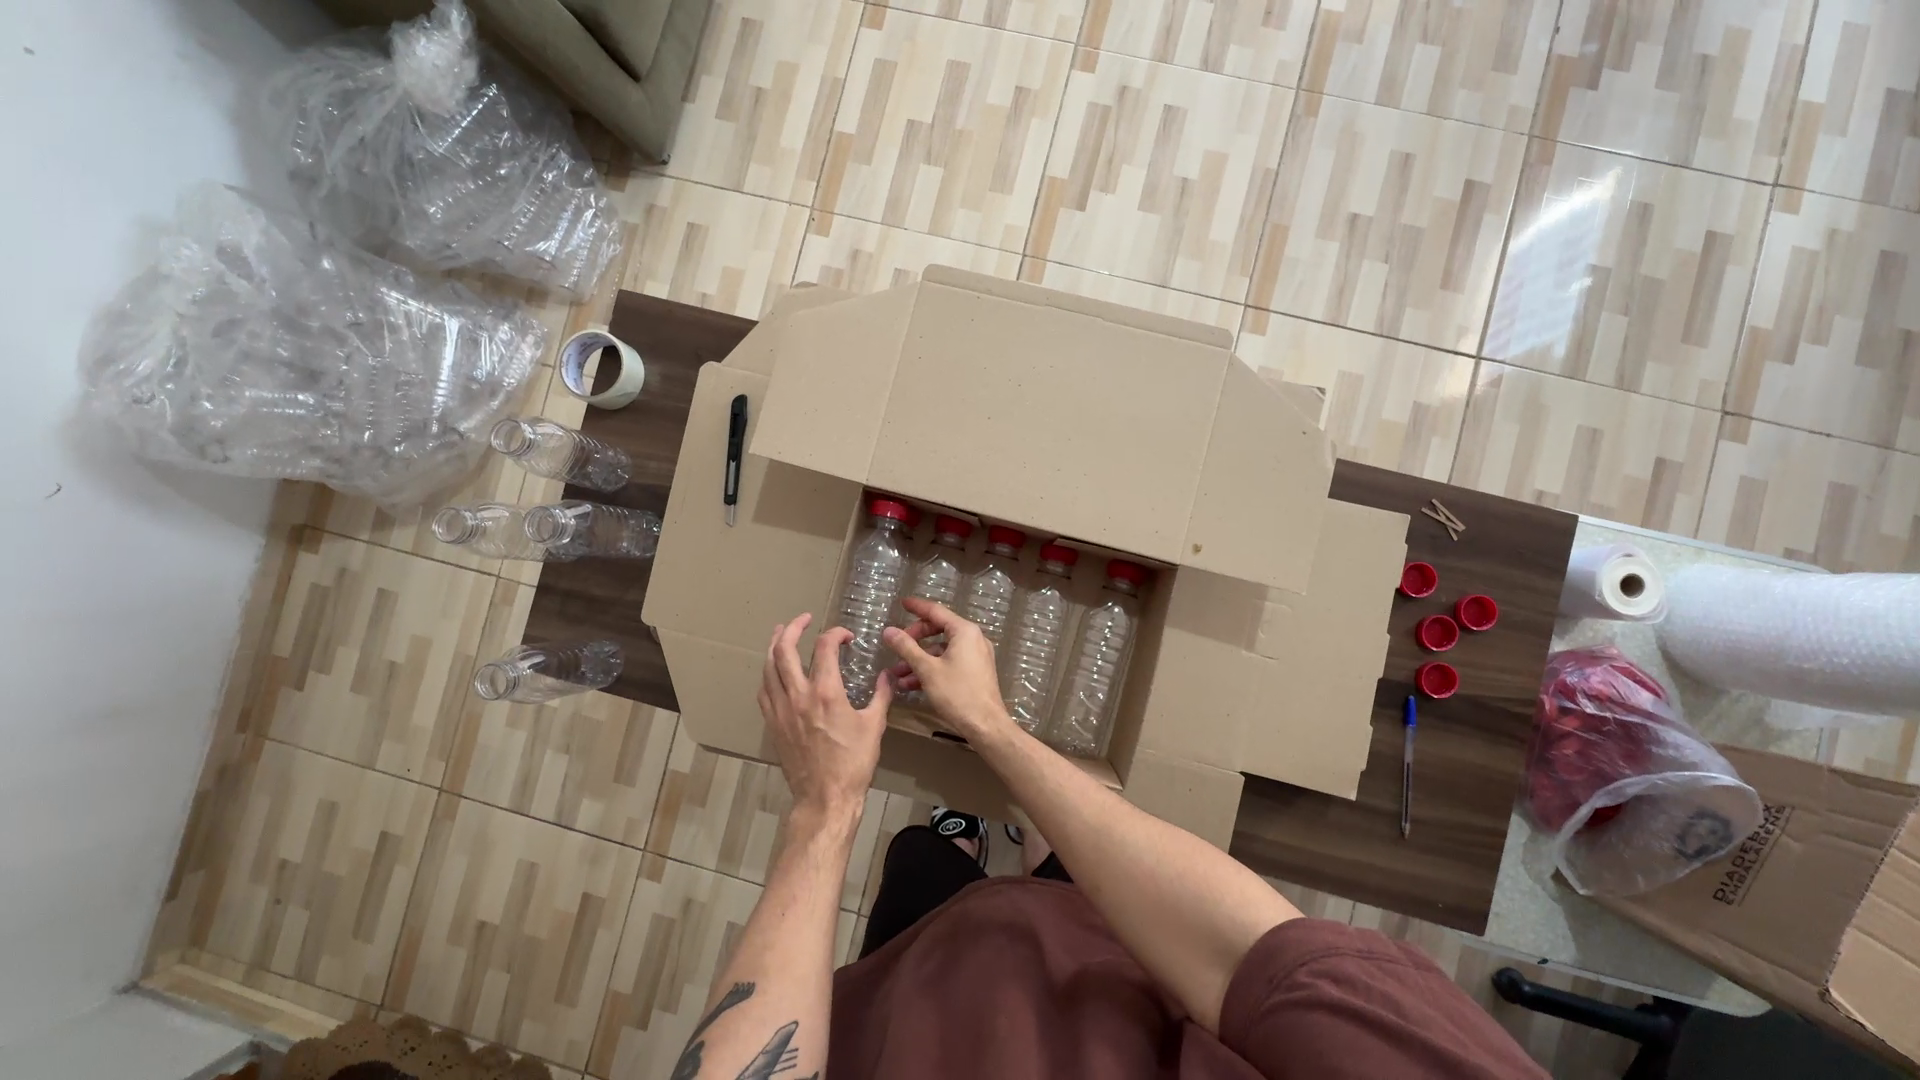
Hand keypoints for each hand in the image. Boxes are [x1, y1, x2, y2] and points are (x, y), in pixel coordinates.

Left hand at [758, 613, 891, 822]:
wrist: (825, 798)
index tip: (846, 637)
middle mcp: (798, 695)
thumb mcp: (874, 726)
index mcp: (826, 692)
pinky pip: (764, 690)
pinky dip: (768, 673)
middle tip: (803, 619)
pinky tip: (774, 670)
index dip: (835, 634)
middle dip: (793, 628)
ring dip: (774, 645)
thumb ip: (881, 695)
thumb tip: (887, 675)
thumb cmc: (853, 764)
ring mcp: (781, 710)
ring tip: (780, 633)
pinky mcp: (772, 724)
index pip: (824, 647)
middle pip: (784, 649)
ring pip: (768, 667)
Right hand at [882, 597, 1014, 744]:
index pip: (936, 611)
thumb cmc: (957, 693)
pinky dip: (931, 669)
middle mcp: (973, 639)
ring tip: (897, 674)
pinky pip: (949, 663)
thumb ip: (907, 648)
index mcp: (964, 631)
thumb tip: (889, 630)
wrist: (985, 725)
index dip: (917, 607)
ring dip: (919, 660)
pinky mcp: (975, 672)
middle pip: (939, 630)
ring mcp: (976, 656)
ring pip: (941, 651)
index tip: (902, 603)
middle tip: (897, 646)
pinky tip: (910, 685)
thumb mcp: (927, 669)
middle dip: (914, 640)